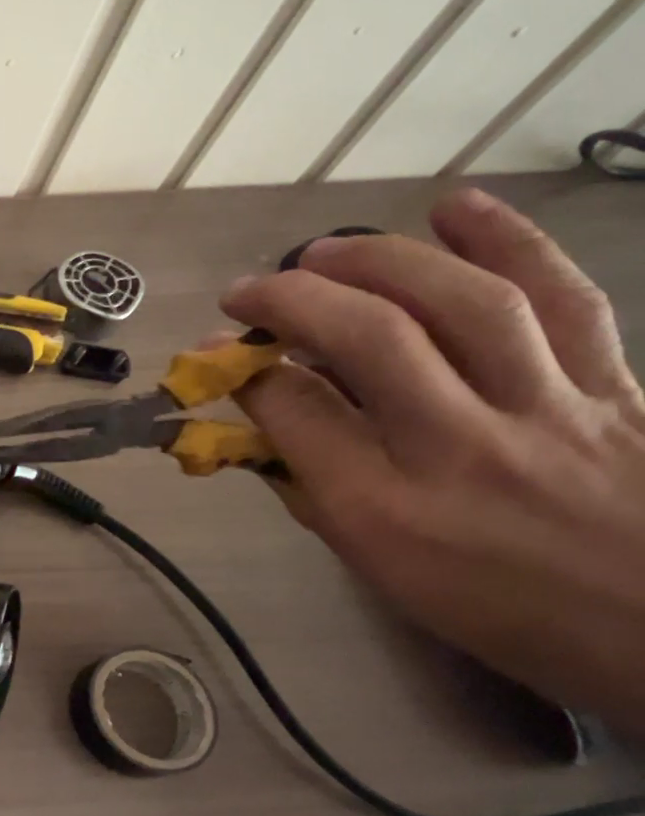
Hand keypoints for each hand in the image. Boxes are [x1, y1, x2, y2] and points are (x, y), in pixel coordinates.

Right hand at [223, 187, 644, 725]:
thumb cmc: (493, 609)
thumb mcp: (373, 563)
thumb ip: (312, 482)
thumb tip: (261, 412)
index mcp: (384, 510)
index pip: (294, 411)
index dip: (239, 368)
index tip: (212, 352)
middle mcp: (459, 449)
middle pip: (372, 339)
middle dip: (295, 298)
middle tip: (252, 289)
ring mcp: (548, 411)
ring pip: (467, 303)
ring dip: (383, 259)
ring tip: (327, 248)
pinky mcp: (617, 388)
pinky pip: (566, 300)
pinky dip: (511, 240)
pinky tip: (458, 206)